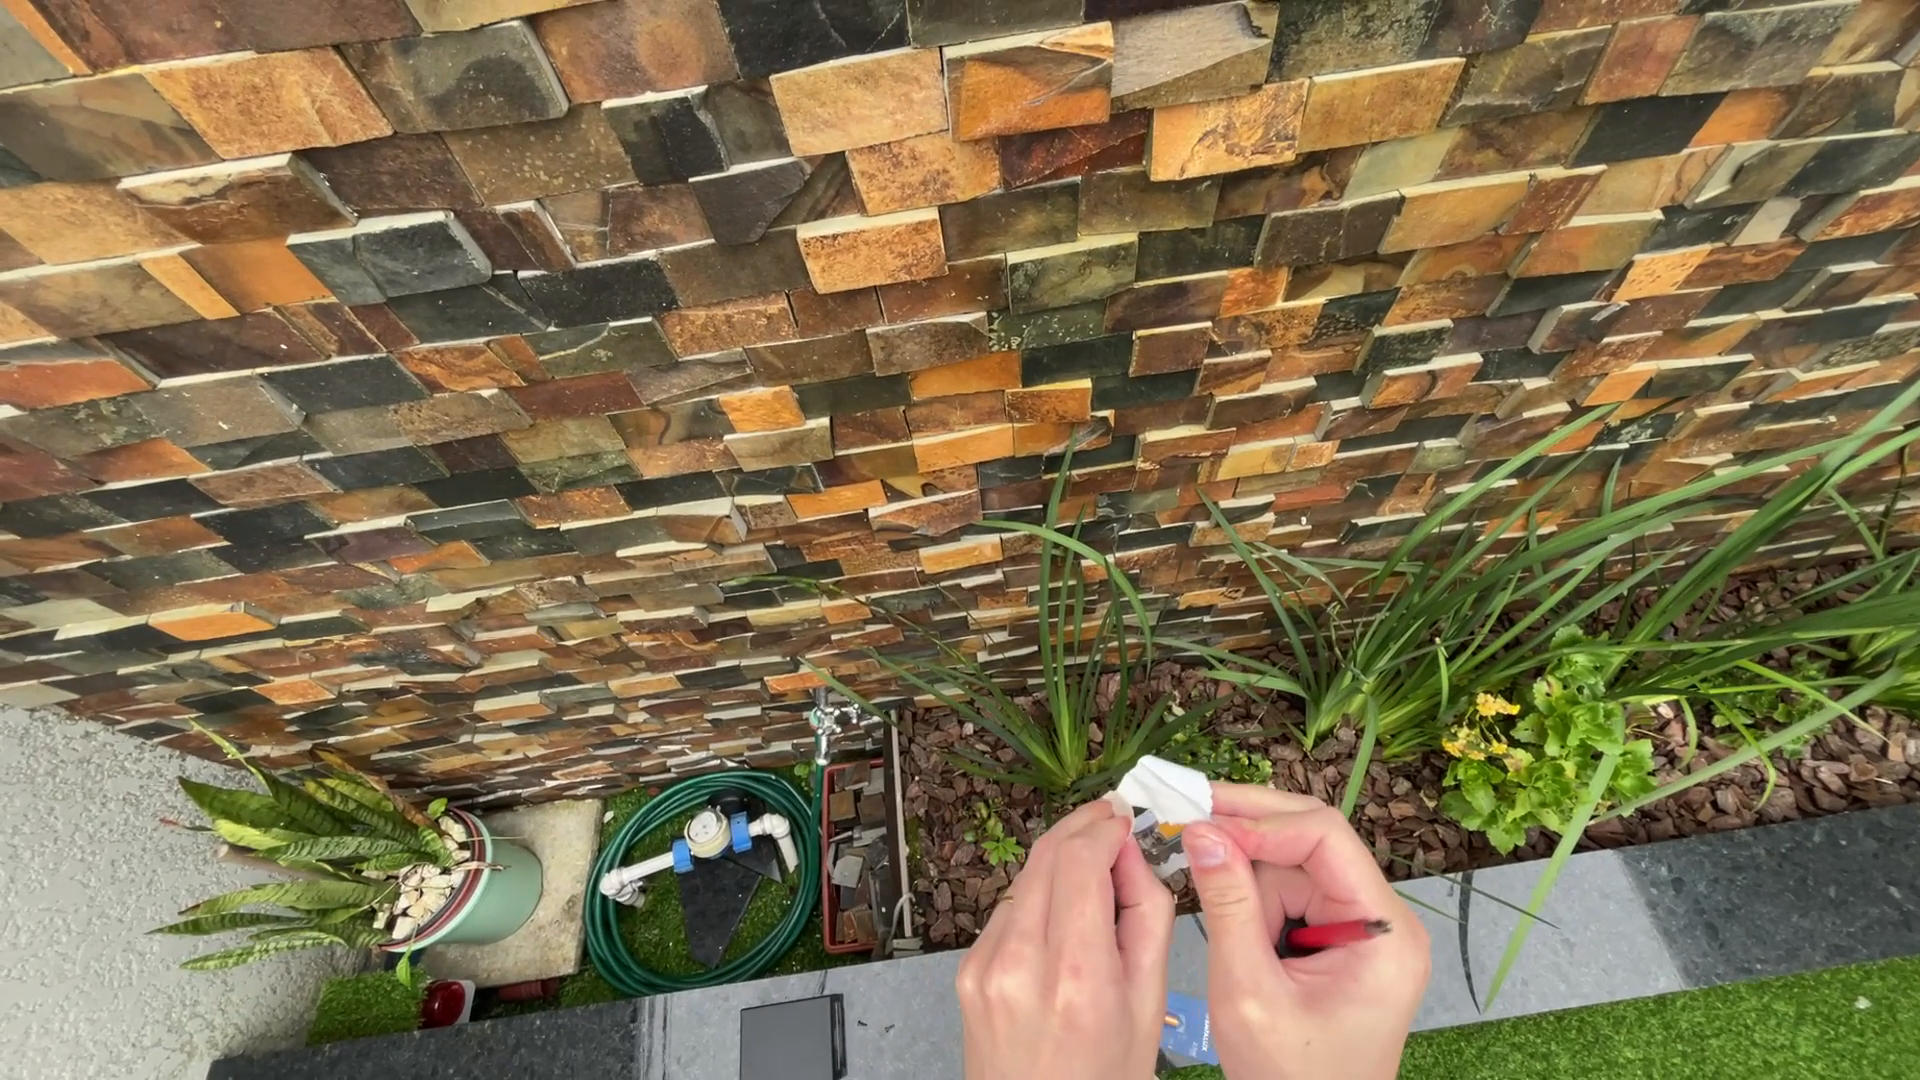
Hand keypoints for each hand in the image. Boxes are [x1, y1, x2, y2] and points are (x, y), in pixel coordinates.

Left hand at [957, 798, 1173, 1079]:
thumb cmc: (1108, 1076)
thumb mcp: (1151, 1003)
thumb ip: (1147, 912)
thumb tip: (1127, 849)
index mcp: (1077, 976)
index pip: (1079, 860)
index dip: (1103, 826)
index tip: (1124, 815)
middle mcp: (1020, 962)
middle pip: (1046, 855)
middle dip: (1082, 826)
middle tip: (1110, 818)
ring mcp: (984, 963)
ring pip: (1027, 876)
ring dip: (1061, 859)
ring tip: (1093, 868)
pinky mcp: (966, 967)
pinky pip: (1009, 908)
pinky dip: (1038, 896)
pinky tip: (1060, 914)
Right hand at [1182, 784, 1429, 1079]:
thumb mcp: (1247, 991)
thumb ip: (1226, 904)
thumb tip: (1199, 828)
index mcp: (1382, 931)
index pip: (1326, 836)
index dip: (1262, 821)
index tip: (1201, 823)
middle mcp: (1378, 915)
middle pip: (1309, 833)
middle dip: (1246, 826)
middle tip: (1186, 816)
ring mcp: (1355, 921)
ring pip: (1287, 855)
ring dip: (1244, 866)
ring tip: (1213, 902)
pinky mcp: (1330, 931)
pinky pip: (1283, 883)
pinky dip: (1247, 886)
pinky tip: (1226, 912)